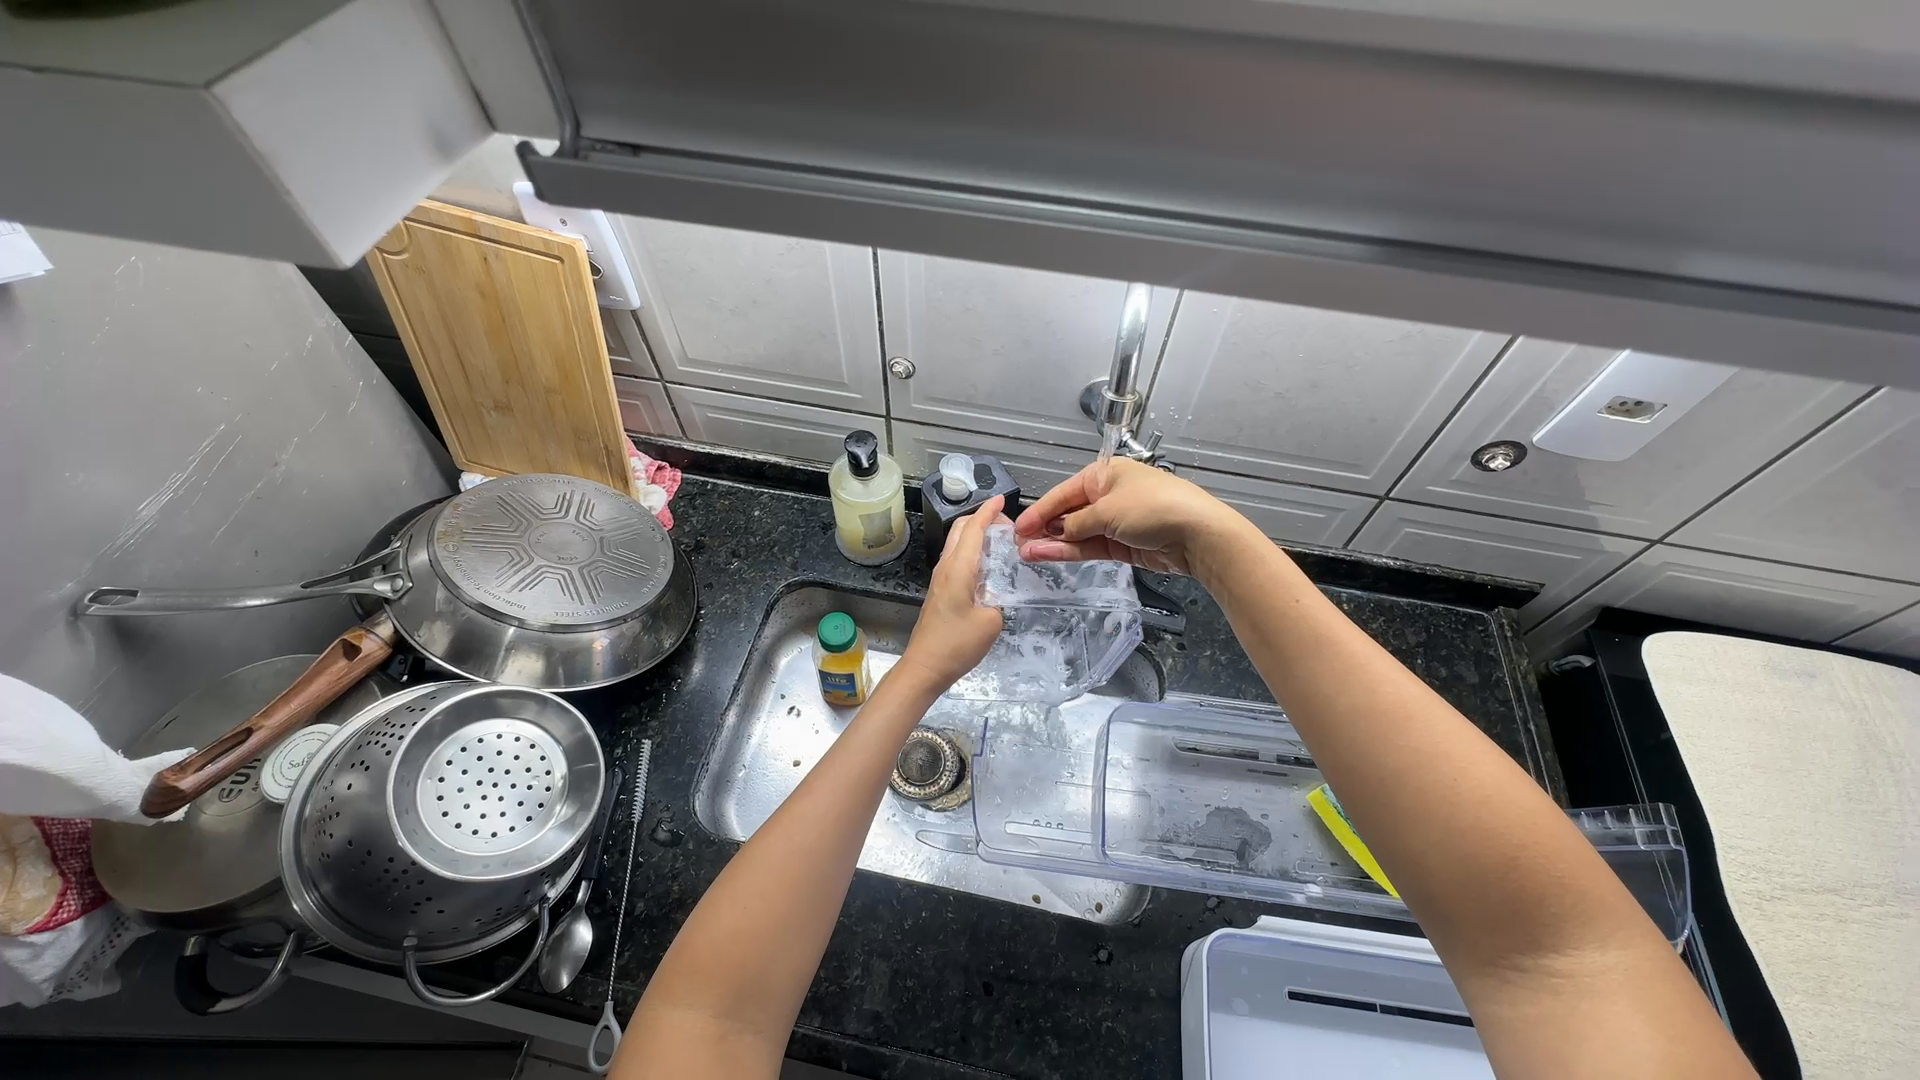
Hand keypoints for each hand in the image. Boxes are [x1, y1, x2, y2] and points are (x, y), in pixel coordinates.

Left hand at [894, 496, 1006, 690]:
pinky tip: (986, 566)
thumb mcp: (991, 623)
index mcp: (958, 569)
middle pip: (961, 530)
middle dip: (982, 519)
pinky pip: (956, 560)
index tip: (1003, 499)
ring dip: (976, 536)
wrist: (924, 667)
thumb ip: (999, 601)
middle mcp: (946, 568)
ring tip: (1000, 542)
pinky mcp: (939, 592)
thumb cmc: (956, 645)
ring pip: (957, 544)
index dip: (988, 511)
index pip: (973, 529)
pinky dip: (972, 552)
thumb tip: (996, 596)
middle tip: (1006, 524)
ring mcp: (939, 580)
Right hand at [1012, 459, 1248, 576]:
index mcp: (1105, 474)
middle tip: (1019, 544)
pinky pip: (1091, 547)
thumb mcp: (1107, 511)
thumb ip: (1076, 524)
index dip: (1040, 510)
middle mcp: (1109, 496)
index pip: (1064, 493)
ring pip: (1078, 533)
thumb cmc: (1153, 508)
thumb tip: (1055, 532)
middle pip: (1069, 514)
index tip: (1019, 527)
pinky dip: (1072, 552)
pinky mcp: (1124, 546)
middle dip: (1044, 529)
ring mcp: (1117, 522)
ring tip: (1028, 554)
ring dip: (1054, 543)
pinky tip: (1050, 555)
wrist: (1197, 533)